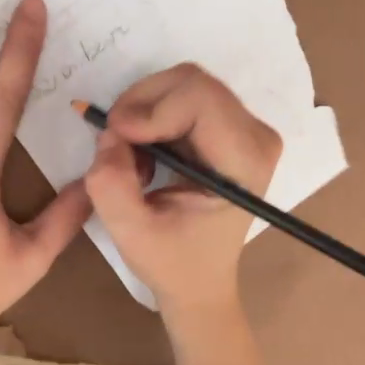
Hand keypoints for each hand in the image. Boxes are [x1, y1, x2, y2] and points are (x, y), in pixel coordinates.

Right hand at [82, 64, 282, 318]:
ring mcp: (246, 130)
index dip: (149, 109)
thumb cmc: (173, 265)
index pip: (199, 98)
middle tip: (114, 145)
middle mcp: (256, 137)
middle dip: (142, 105)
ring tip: (132, 158)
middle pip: (192, 81)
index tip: (115, 139)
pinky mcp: (230, 129)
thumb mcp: (132, 235)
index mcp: (245, 163)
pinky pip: (183, 98)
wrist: (200, 284)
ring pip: (184, 84)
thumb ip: (112, 186)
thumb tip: (107, 135)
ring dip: (144, 113)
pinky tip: (145, 157)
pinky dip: (152, 119)